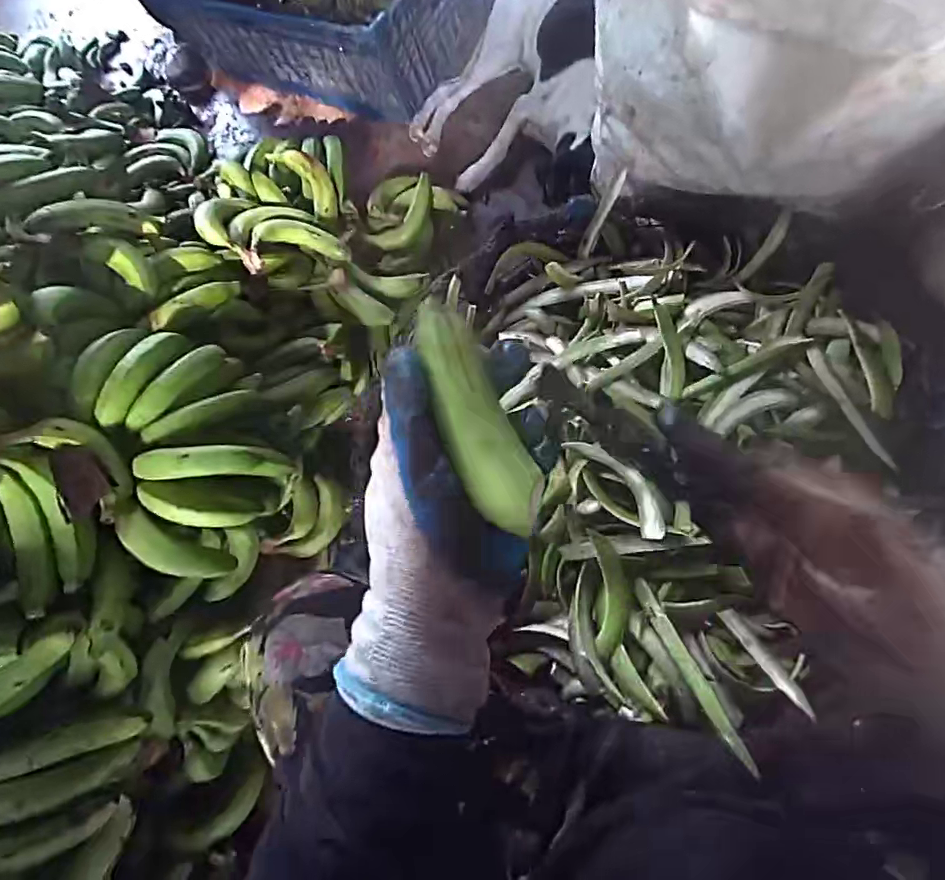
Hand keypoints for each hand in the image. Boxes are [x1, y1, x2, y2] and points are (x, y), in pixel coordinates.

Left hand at [334, 347, 529, 735]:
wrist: (441, 611)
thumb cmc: (414, 536)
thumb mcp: (406, 471)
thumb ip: (408, 417)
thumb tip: (403, 355)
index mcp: (411, 443)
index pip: (428, 388)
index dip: (446, 359)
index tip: (467, 332)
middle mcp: (444, 451)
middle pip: (468, 402)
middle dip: (490, 375)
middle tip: (513, 352)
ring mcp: (476, 473)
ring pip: (498, 425)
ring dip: (515, 399)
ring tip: (530, 374)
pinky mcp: (504, 494)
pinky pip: (522, 457)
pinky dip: (532, 438)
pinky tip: (541, 424)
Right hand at [661, 415, 944, 876]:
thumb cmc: (927, 686)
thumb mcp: (840, 642)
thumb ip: (782, 574)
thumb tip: (730, 520)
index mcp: (854, 536)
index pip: (768, 478)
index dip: (718, 457)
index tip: (674, 433)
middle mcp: (871, 507)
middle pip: (784, 464)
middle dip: (732, 465)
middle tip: (690, 479)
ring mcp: (887, 509)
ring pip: (804, 472)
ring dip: (758, 476)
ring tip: (721, 493)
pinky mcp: (895, 520)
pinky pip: (827, 488)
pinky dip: (788, 489)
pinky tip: (773, 512)